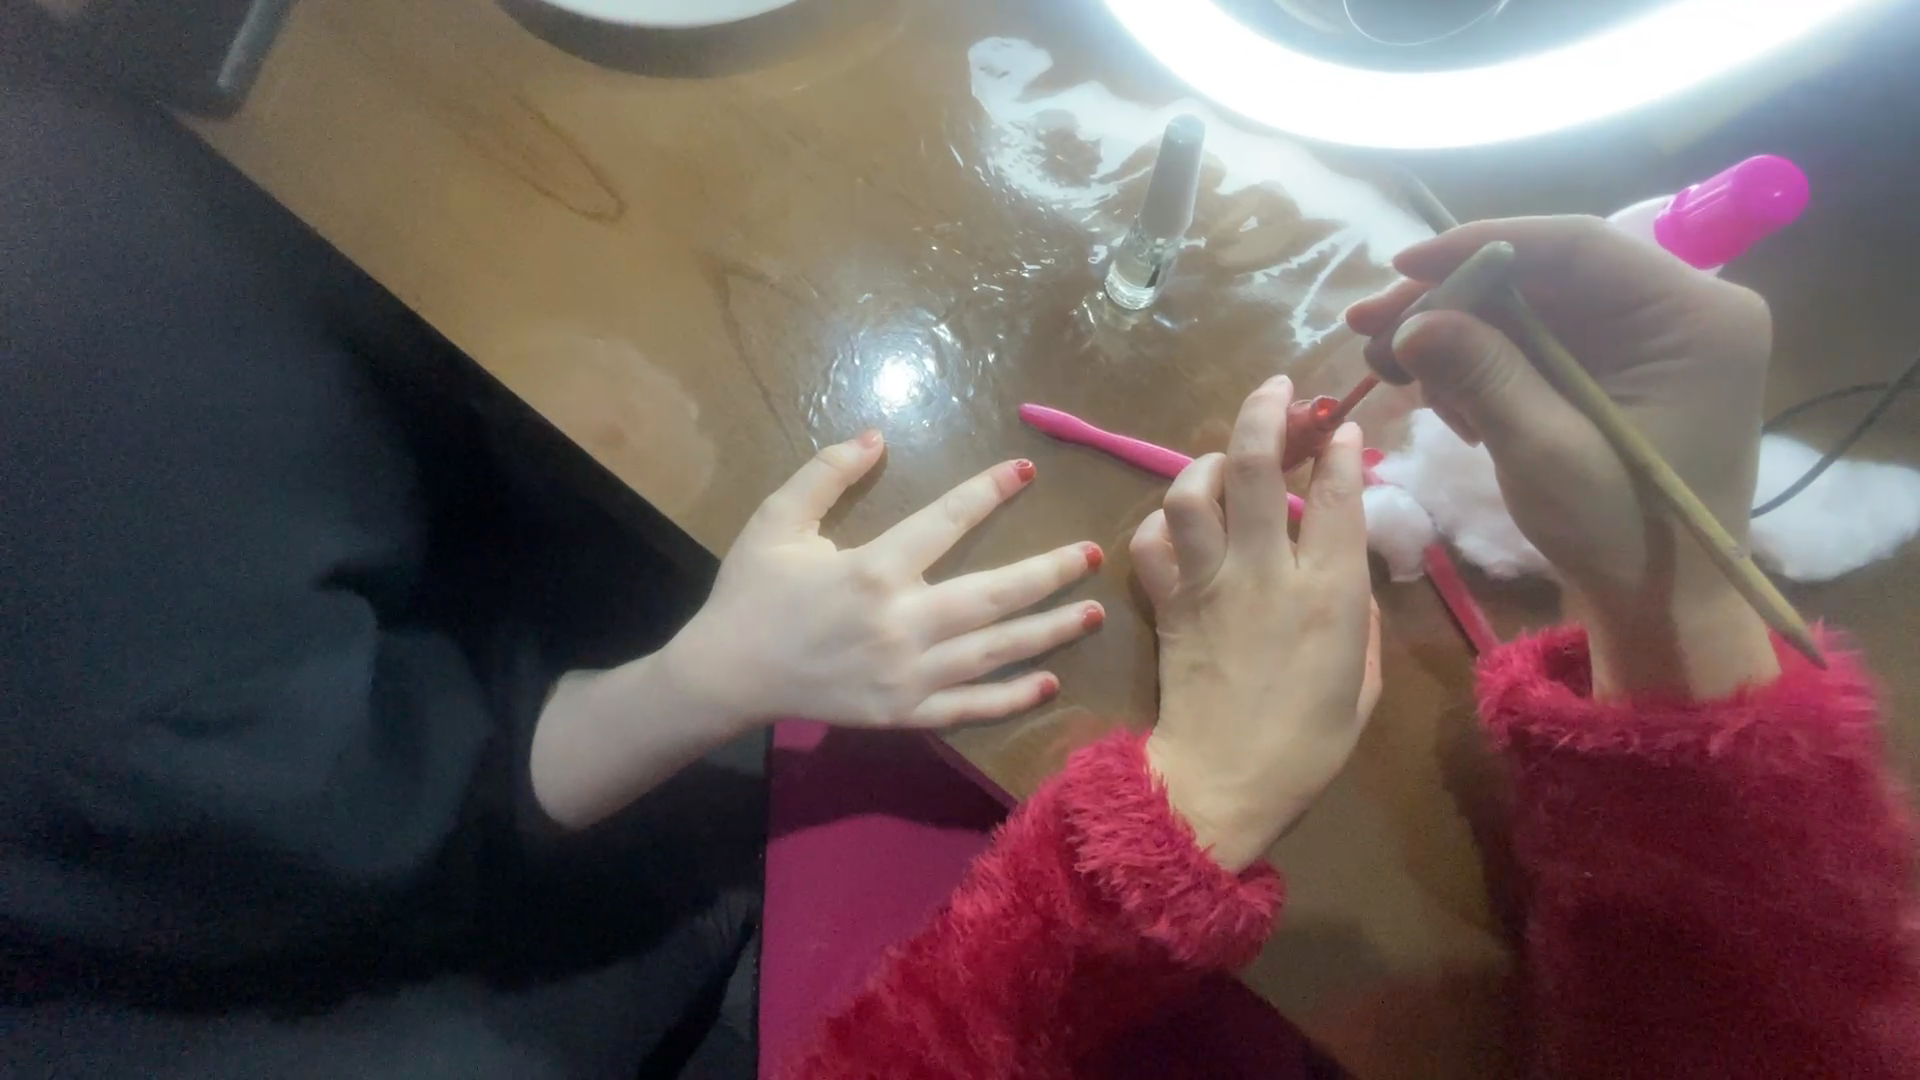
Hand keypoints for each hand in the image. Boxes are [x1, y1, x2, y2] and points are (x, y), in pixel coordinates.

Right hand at [668, 431, 1102, 729]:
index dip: (988, 491)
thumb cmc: (754, 593)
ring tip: (1094, 612)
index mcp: (872, 570)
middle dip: (1049, 572)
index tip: (1025, 471)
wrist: (727, 675)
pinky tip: (1050, 683)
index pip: (946, 521)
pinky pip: (968, 707)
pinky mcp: (905, 713)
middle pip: (993, 593)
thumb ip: (824, 474)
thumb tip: (876, 436)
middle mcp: (901, 623)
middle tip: (1094, 555)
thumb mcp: (776, 521)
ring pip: (994, 651)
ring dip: (1048, 630)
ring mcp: (908, 675)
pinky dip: (1011, 699)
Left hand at [1133, 377, 1379, 872]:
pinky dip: (1159, 523)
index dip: (1339, 447)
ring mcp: (1207, 582)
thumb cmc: (1308, 742)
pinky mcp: (1166, 600)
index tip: (1341, 423)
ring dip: (1206, 461)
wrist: (1223, 779)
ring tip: (1222, 459)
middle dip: (1265, 413)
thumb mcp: (1364, 680)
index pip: (1338, 495)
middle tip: (1274, 387)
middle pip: (1258, 468)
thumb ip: (1359, 613)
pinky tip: (1178, 524)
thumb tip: (1342, 565)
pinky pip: (1149, 542)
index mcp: (1329, 594)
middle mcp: (1265, 572)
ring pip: (1192, 492)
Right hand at [1347, 216, 1779, 698]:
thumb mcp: (1544, 451)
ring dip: (1448, 338)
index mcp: (1688, 317)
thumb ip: (1484, 378)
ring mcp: (1631, 342)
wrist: (1657, 592)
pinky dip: (1468, 368)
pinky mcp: (1599, 371)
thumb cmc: (1620, 527)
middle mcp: (1665, 313)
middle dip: (1446, 301)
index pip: (1574, 247)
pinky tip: (1443, 402)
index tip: (1398, 266)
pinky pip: (1519, 348)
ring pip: (1518, 312)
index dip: (1478, 247)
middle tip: (1367, 327)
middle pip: (1536, 278)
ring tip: (1392, 372)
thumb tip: (1410, 325)